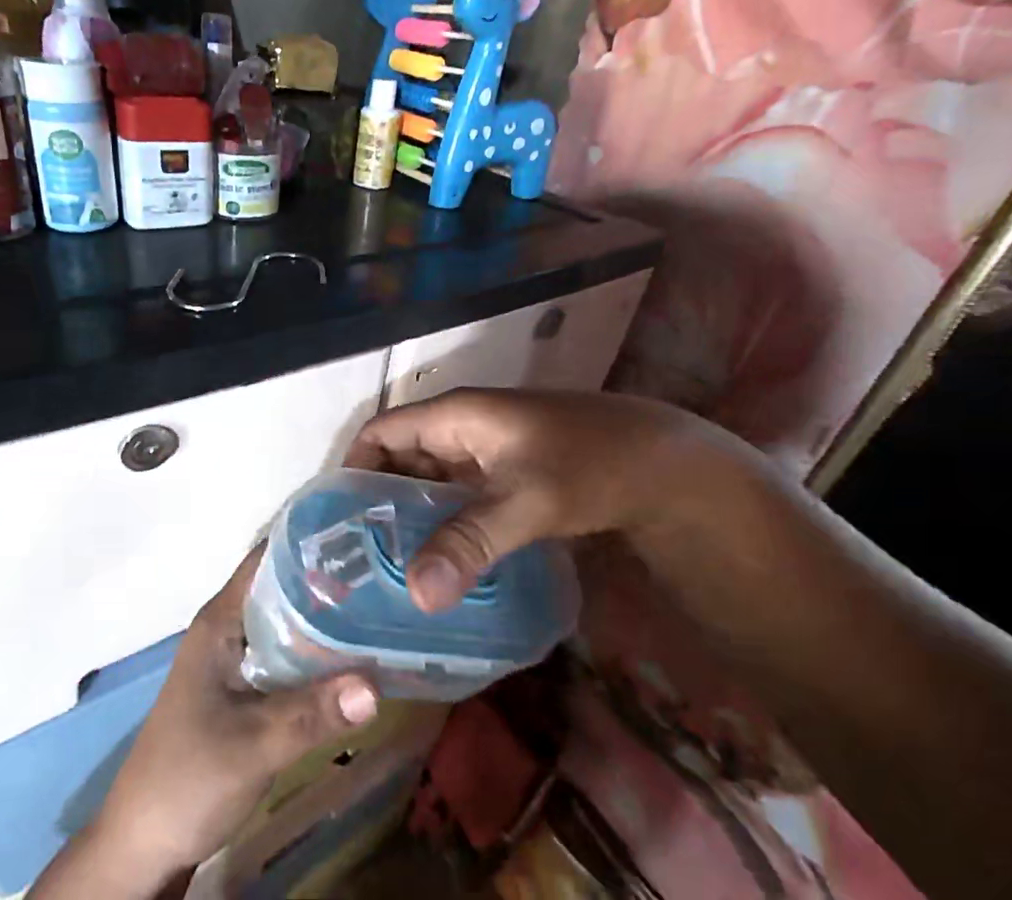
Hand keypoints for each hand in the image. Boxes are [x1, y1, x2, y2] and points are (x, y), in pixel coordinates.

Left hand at [47, 548, 378, 896]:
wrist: (147, 837)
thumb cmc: (189, 777)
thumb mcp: (253, 746)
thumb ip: (310, 714)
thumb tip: (377, 683)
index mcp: (219, 622)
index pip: (265, 560)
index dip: (308, 540)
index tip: (363, 530)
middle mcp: (228, 630)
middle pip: (283, 589)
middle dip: (330, 578)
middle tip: (392, 571)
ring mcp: (236, 662)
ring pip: (289, 624)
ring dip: (328, 617)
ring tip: (388, 605)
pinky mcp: (246, 692)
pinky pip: (289, 657)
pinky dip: (320, 653)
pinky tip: (360, 659)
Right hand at [343, 388, 754, 611]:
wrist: (673, 466)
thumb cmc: (591, 465)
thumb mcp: (527, 503)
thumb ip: (469, 542)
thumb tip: (417, 595)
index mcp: (454, 415)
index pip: (380, 432)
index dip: (354, 466)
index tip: (339, 516)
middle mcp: (461, 427)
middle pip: (400, 456)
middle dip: (379, 498)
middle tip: (361, 549)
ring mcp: (486, 450)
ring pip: (429, 478)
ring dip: (412, 513)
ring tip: (392, 560)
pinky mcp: (507, 473)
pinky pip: (457, 494)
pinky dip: (443, 520)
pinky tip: (441, 557)